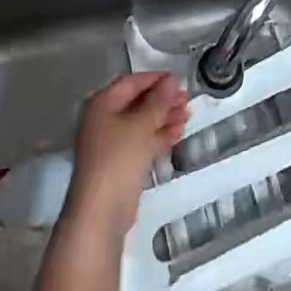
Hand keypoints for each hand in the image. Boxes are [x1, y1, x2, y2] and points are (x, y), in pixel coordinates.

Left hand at [64, 72, 188, 237]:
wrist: (102, 210)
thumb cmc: (117, 159)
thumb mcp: (139, 126)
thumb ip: (157, 103)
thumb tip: (171, 80)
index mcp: (102, 104)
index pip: (130, 83)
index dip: (153, 80)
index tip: (177, 80)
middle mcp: (105, 119)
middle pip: (136, 102)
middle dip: (161, 100)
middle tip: (186, 99)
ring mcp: (113, 141)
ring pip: (141, 122)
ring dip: (164, 117)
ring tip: (188, 114)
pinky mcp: (123, 162)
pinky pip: (143, 141)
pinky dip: (159, 136)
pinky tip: (178, 132)